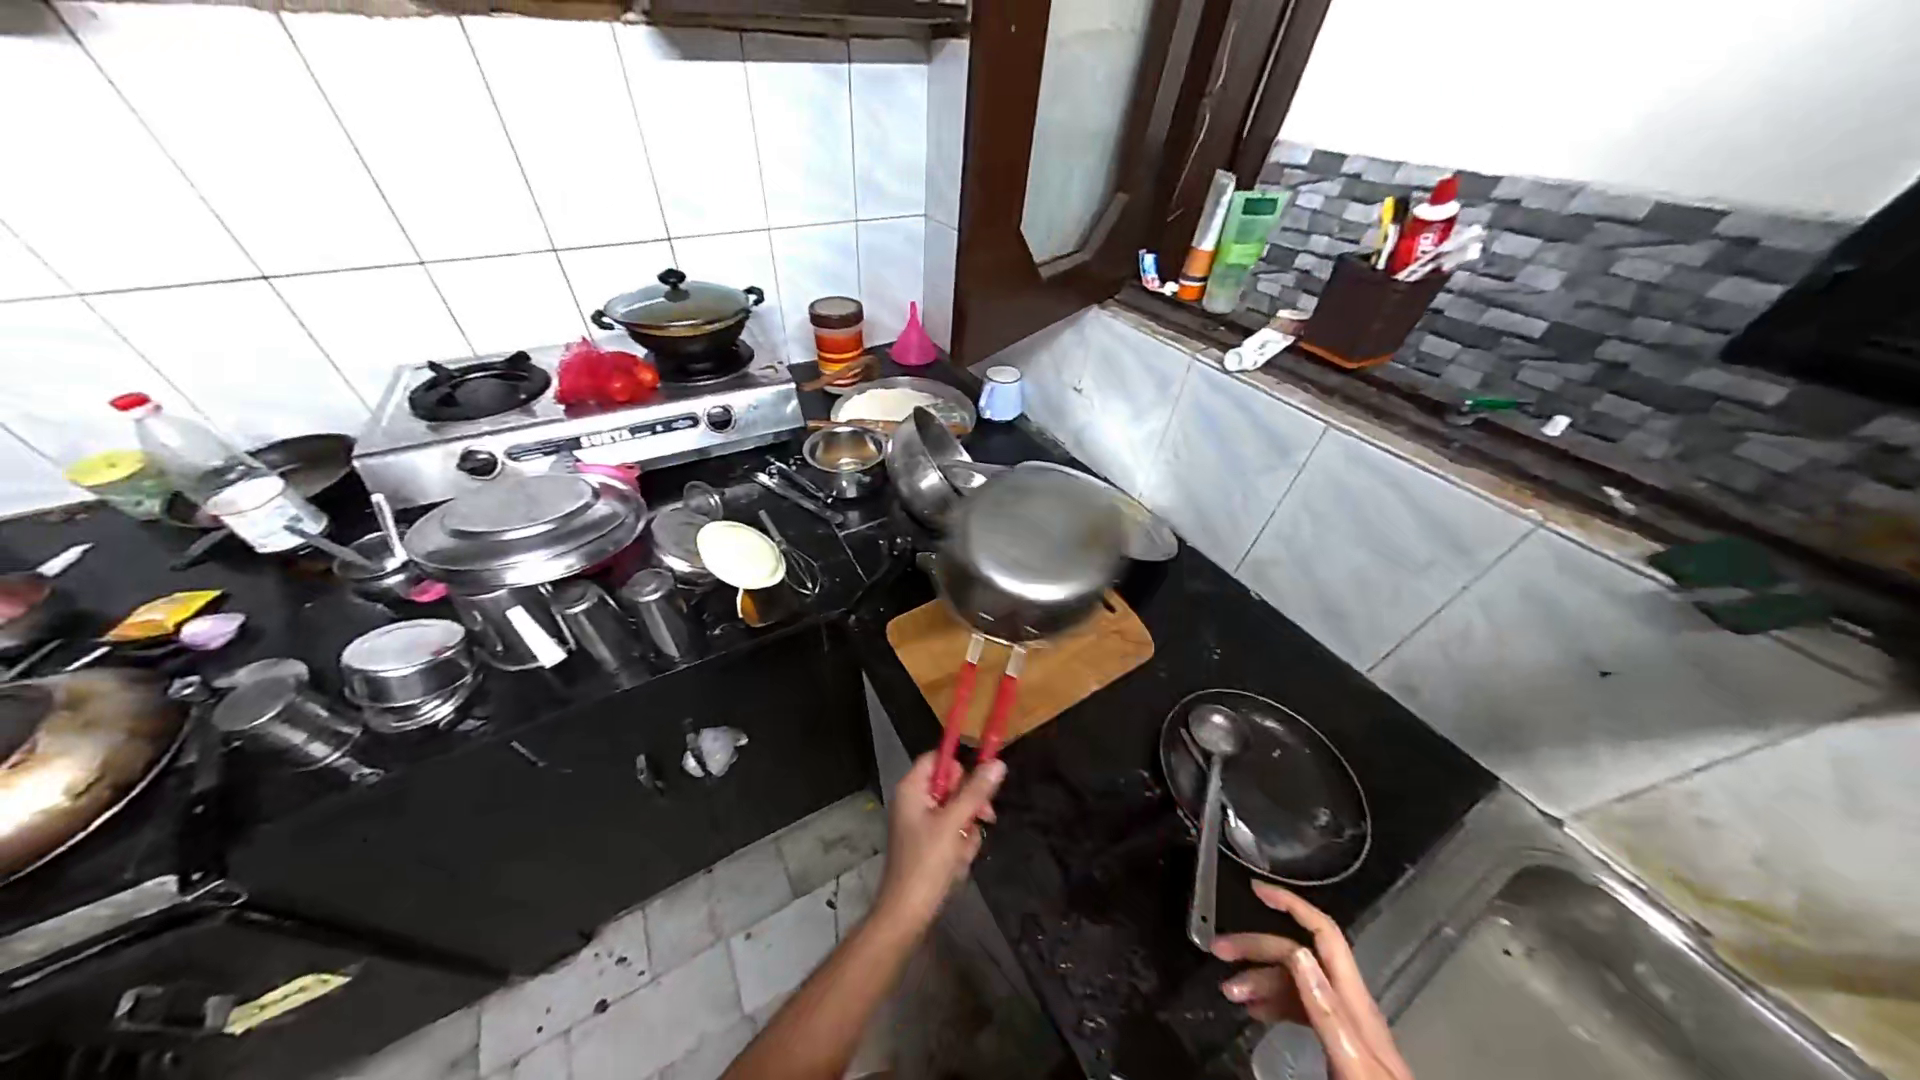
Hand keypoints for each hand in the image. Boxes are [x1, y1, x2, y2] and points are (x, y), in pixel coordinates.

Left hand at [874, 752, 1005, 928]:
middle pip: (951, 785)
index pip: (937, 758)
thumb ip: (976, 792)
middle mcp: (914, 801)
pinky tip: (958, 863)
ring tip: (963, 851)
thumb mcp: (954, 823)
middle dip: (970, 804)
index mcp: (912, 788)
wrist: (907, 913)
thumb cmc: (927, 863)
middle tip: (986, 817)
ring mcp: (921, 823)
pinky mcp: (929, 844)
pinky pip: (954, 832)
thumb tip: (997, 763)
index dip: (959, 766)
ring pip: (957, 810)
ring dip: (968, 830)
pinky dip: (961, 845)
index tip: (980, 781)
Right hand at [1212, 882, 1412, 1079]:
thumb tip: (1297, 953)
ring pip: (1295, 982)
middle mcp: (1350, 1003)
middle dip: (1256, 946)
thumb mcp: (1353, 1066)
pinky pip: (1300, 1008)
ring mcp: (1344, 1024)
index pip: (1324, 935)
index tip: (1256, 891)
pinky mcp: (1339, 1044)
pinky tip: (1254, 1010)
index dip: (1292, 906)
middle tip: (1219, 951)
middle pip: (1299, 954)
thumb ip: (1327, 1013)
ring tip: (1229, 991)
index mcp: (1355, 1003)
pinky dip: (1273, 1001)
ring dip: (1259, 978)